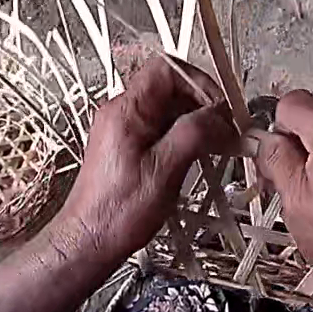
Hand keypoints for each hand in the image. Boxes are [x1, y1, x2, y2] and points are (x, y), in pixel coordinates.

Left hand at [56, 58, 235, 262]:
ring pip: (168, 107)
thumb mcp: (165, 171)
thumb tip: (220, 115)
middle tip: (224, 130)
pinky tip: (198, 157)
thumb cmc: (120, 212)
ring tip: (216, 146)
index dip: (198, 80)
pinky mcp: (127, 144)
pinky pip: (160, 126)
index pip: (165, 69)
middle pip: (170, 86)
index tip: (218, 106)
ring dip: (195, 121)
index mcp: (126, 110)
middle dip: (201, 103)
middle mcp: (121, 112)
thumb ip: (193, 134)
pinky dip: (183, 135)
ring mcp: (123, 127)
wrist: (88, 242)